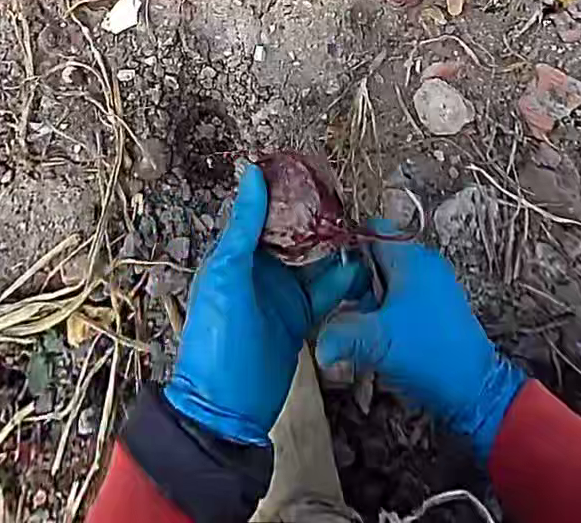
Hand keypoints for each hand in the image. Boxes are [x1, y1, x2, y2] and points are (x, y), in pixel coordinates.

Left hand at [165, 165, 365, 444]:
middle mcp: (264, 267)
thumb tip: (253, 172)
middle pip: (297, 232)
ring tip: (361, 230)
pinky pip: (329, 288)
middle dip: (320, 217)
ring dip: (336, 246)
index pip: (267, 210)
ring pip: (317, 257)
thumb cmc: (217, 340)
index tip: (315, 169)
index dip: (290, 191)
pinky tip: (363, 265)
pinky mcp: (304, 314)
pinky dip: (345, 278)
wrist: (229, 412)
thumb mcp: (227, 277)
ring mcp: (286, 291)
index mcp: (239, 253)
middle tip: (348, 200)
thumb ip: (244, 227)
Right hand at [317, 228, 526, 458]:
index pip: (373, 230)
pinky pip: (401, 298)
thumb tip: (318, 342)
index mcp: (411, 258)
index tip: (329, 268)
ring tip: (357, 326)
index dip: (349, 244)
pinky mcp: (436, 307)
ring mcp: (432, 285)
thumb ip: (340, 334)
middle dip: (356, 279)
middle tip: (341, 304)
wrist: (474, 389)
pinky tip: (377, 338)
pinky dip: (385, 312)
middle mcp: (423, 264)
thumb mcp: (376, 341)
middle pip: (378, 256)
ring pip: (388, 280)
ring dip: (369, 301)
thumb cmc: (428, 353)